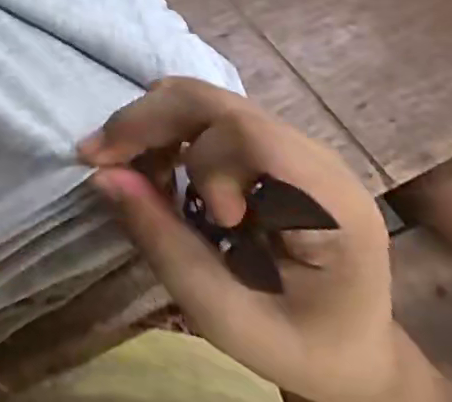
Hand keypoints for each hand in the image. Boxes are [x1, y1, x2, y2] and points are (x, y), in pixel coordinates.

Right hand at [79, 79, 451, 401]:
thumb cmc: (302, 348)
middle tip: (97, 156)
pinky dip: (166, 132)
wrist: (354, 352)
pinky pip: (206, 115)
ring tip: (124, 167)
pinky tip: (153, 167)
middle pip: (215, 100)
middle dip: (148, 121)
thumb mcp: (230, 318)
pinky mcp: (269, 144)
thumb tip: (103, 176)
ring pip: (202, 98)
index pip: (251, 133)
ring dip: (152, 124)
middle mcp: (313, 154)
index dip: (203, 159)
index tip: (197, 216)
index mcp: (329, 202)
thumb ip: (165, 244)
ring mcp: (290, 142)